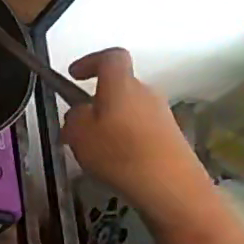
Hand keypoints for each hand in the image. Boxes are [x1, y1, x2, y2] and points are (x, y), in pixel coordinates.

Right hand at [61, 48, 216, 232]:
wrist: (169, 185)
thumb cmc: (118, 153)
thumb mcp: (78, 134)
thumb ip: (74, 117)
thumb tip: (81, 112)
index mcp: (121, 85)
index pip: (110, 57)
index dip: (90, 61)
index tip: (74, 75)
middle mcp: (145, 93)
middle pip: (119, 87)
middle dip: (96, 101)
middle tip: (76, 125)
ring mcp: (161, 114)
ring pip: (128, 109)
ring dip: (109, 122)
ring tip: (92, 149)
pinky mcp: (169, 136)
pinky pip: (139, 128)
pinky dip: (123, 138)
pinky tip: (114, 161)